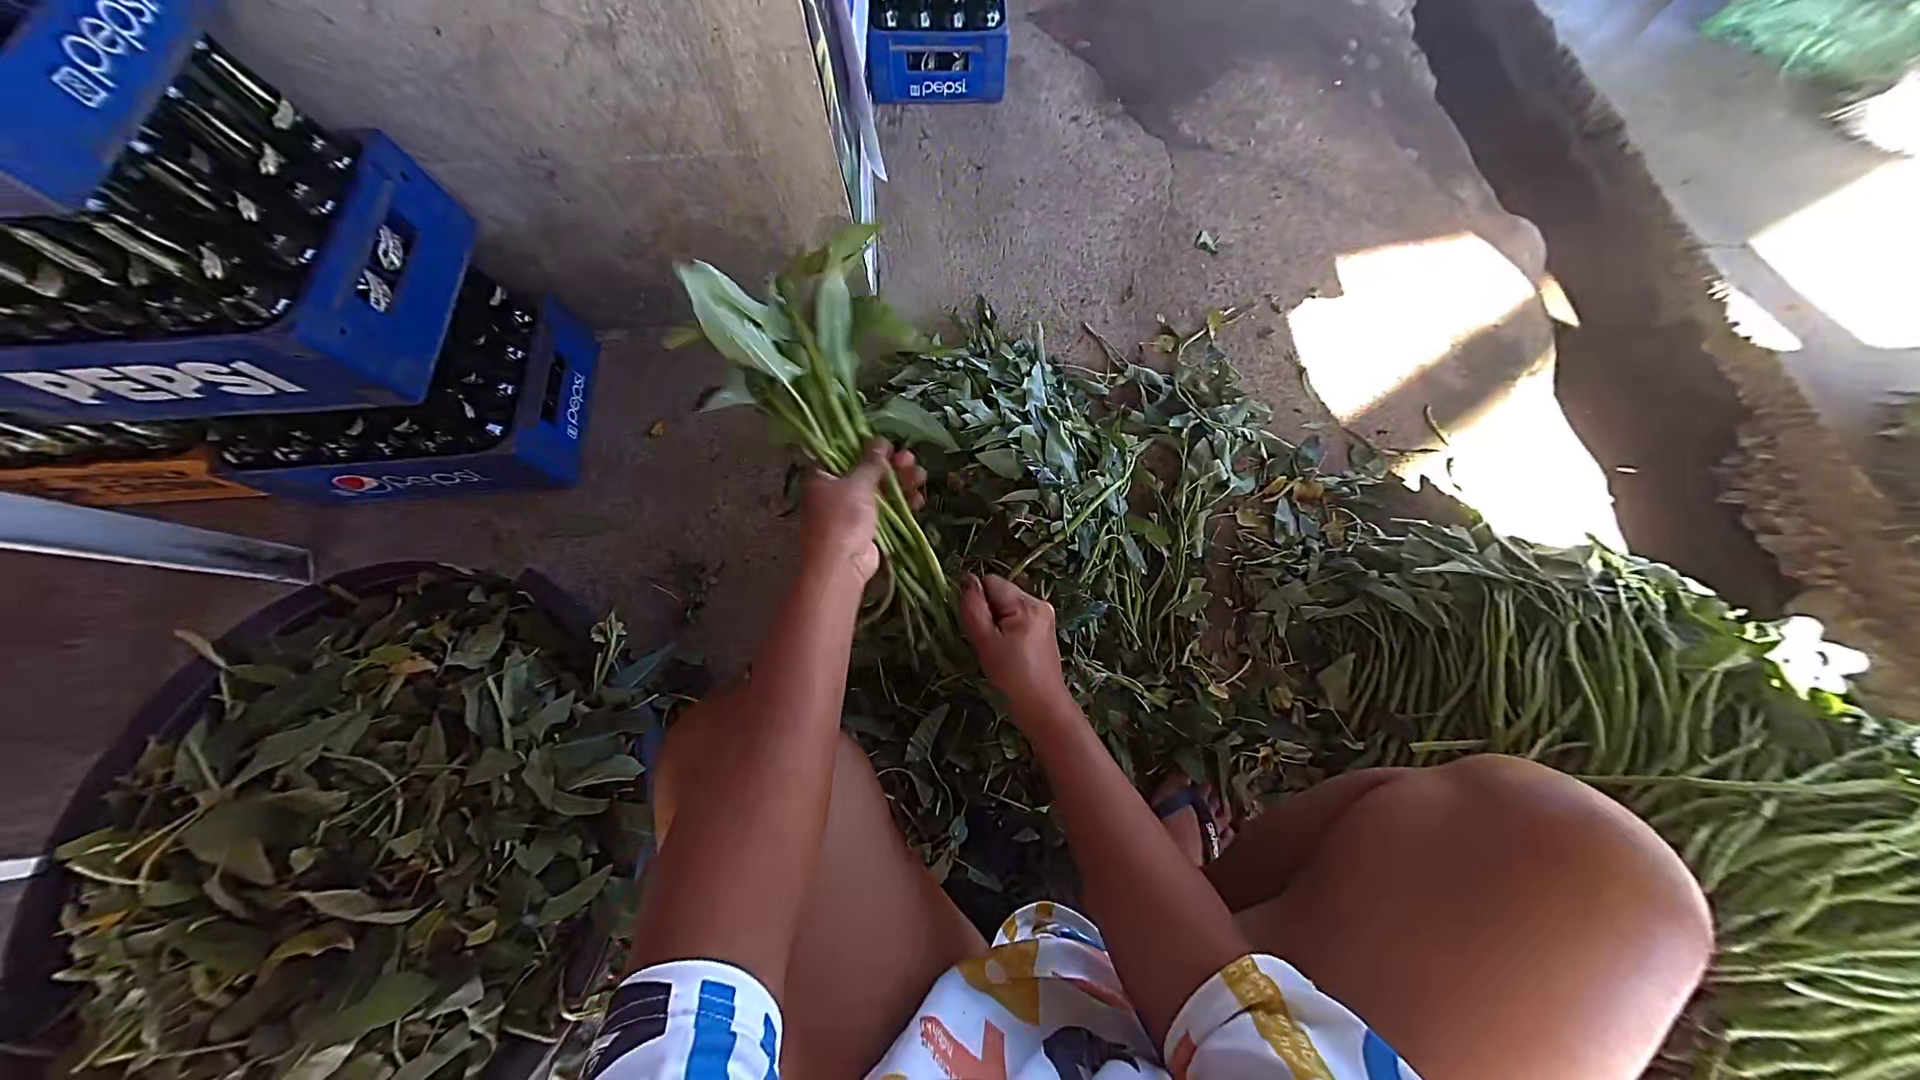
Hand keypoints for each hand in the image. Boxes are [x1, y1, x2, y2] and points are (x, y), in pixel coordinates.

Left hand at [799, 440, 927, 584]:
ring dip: (901, 483)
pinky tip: (917, 499)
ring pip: (880, 492)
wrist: (841, 565)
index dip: (869, 448)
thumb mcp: (857, 484)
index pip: (846, 454)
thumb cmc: (842, 518)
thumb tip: (880, 441)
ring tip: (921, 475)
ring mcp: (851, 512)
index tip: (891, 445)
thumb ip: (871, 463)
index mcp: (822, 477)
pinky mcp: (866, 529)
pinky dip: (901, 504)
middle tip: (911, 459)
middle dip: (892, 466)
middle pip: (867, 473)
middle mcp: (834, 493)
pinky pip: (886, 511)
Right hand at [960, 573, 1076, 720]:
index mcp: (1025, 603)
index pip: (990, 581)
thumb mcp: (985, 641)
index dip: (976, 601)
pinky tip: (1009, 651)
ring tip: (999, 649)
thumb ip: (972, 606)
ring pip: (1007, 606)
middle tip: (988, 642)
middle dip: (988, 612)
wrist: (1043, 708)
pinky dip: (1007, 630)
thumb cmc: (1011, 677)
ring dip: (997, 622)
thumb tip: (966, 579)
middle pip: (999, 592)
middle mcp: (1039, 602)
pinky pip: (1017, 618)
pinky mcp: (1044, 628)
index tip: (977, 627)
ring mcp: (1044, 615)